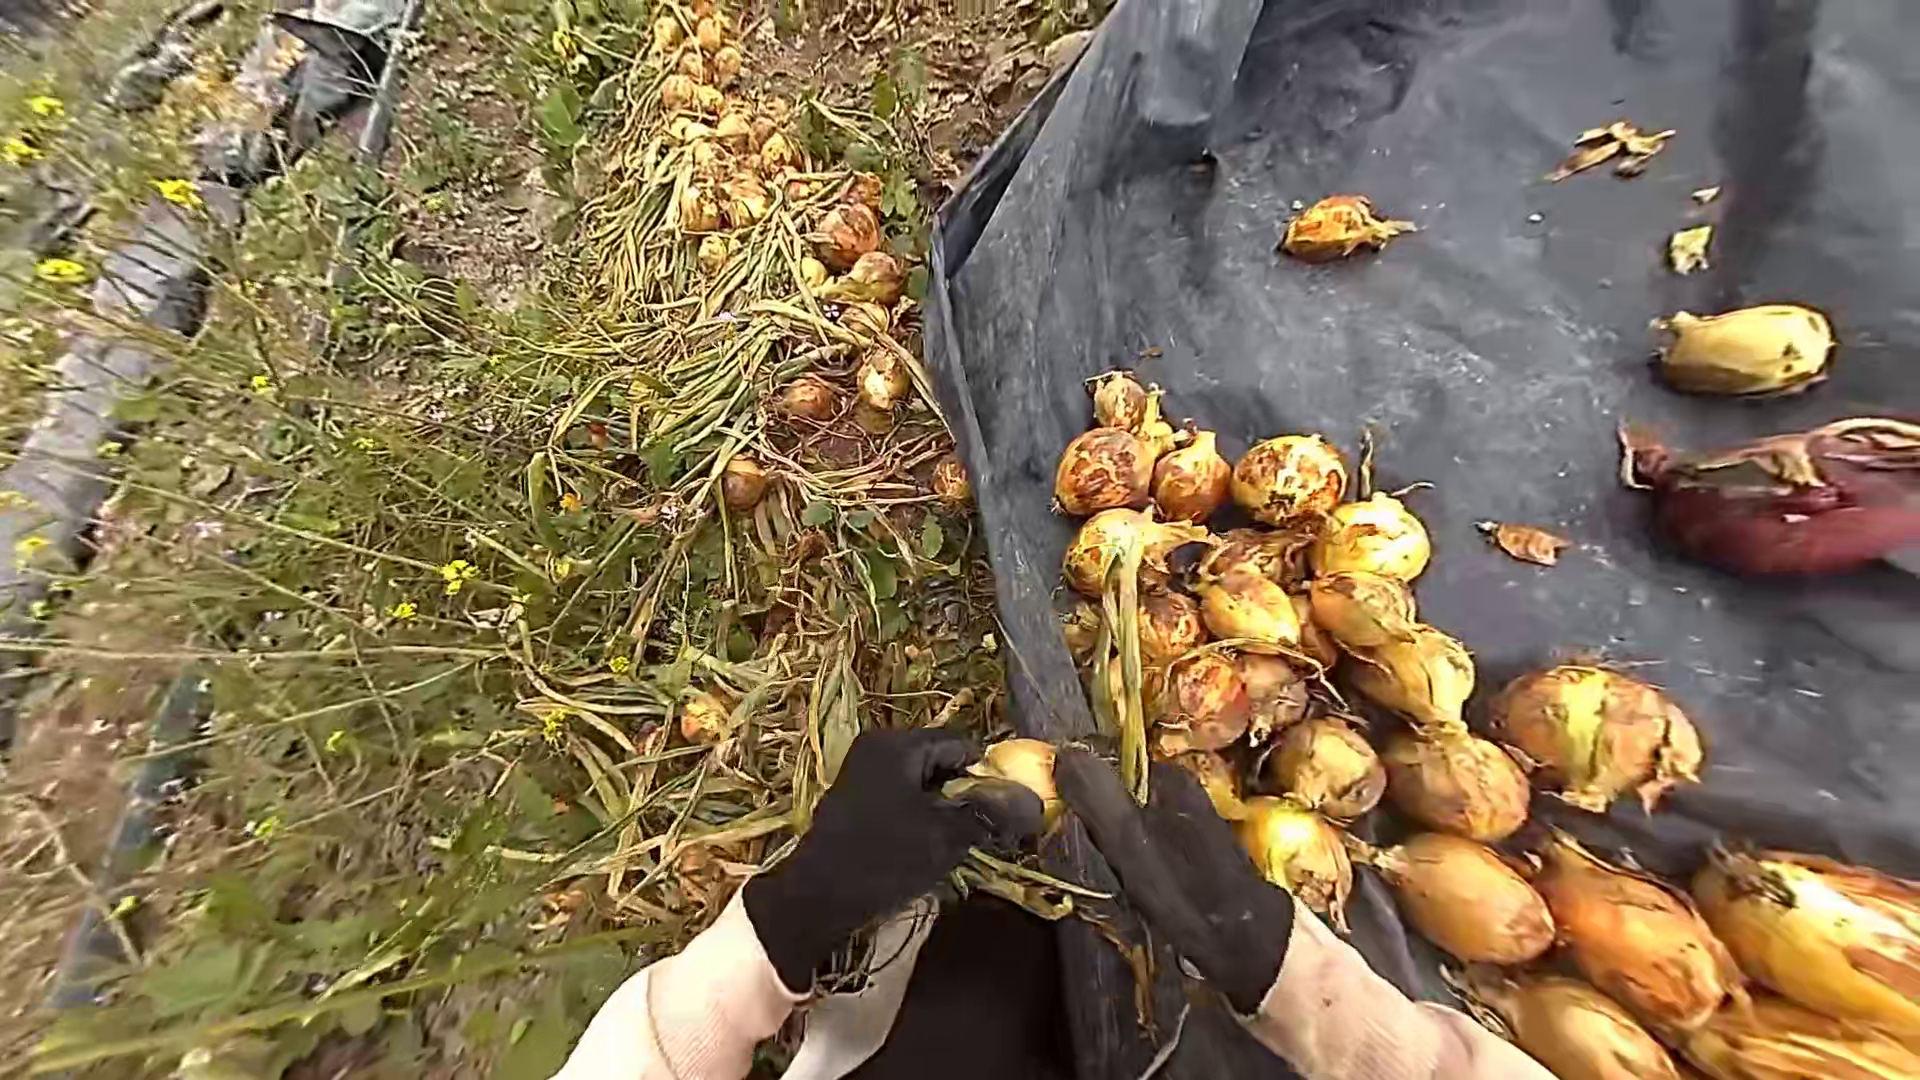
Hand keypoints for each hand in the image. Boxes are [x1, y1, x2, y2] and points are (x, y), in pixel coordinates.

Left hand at [743, 728, 1042, 990]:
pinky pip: (901, 790)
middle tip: (980, 826)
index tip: (1001, 808)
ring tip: (954, 838)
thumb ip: (989, 813)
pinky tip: (926, 841)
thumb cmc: (883, 858)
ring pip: (922, 777)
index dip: (986, 773)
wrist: (814, 898)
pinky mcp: (856, 793)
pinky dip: (920, 810)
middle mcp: (879, 745)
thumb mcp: (944, 835)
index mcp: (899, 744)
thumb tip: (1032, 802)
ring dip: (943, 803)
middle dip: (964, 790)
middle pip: (940, 758)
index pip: (960, 743)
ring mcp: (864, 768)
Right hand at [1055, 749, 1293, 1013]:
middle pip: (1118, 783)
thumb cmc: (1182, 887)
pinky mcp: (1194, 845)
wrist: (1247, 946)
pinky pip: (1147, 830)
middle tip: (1077, 835)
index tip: (1059, 803)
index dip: (1078, 776)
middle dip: (1094, 804)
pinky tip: (1126, 870)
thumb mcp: (1128, 837)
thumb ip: (1095, 793)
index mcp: (1166, 774)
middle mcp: (1180, 786)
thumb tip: (1062, 752)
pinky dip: (1130, 844)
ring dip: (1111, 827)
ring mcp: (1190, 815)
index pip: (1107, 756)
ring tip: (1098, 856)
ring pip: (1131, 809)